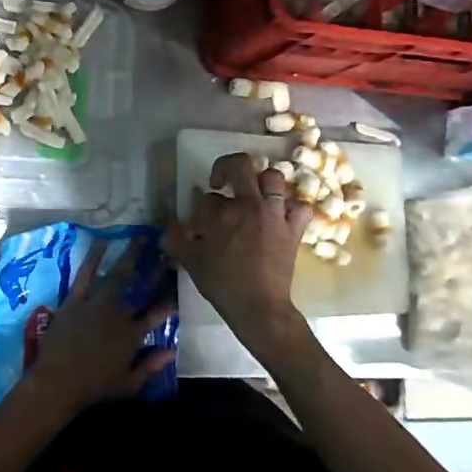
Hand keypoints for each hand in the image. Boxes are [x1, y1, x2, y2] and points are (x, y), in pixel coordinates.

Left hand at [24, 236, 176, 408]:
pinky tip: (102, 241)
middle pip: (141, 285)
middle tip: (165, 249)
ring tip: (140, 237)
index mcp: (134, 334)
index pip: (159, 311)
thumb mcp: (129, 384)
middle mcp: (118, 314)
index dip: (170, 295)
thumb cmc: (94, 389)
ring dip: (129, 254)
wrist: (56, 386)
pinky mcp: (74, 301)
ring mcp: (96, 304)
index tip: (179, 280)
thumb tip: (172, 352)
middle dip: (154, 266)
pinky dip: (94, 257)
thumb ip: (151, 366)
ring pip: (117, 274)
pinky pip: (85, 275)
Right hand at [166, 153, 310, 329]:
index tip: (201, 219)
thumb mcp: (191, 262)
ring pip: (273, 178)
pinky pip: (300, 206)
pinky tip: (280, 215)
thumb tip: (171, 229)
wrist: (258, 306)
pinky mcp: (294, 229)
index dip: (201, 205)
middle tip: (220, 183)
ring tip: (253, 194)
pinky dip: (291, 207)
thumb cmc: (222, 284)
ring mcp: (276, 215)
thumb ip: (177, 240)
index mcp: (223, 212)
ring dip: (261, 181)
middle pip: (240, 166)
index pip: (208, 197)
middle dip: (226, 168)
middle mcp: (251, 205)